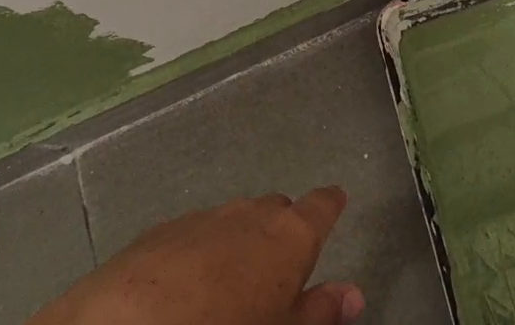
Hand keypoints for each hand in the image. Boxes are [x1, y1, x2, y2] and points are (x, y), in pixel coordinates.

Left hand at [27, 187, 365, 324]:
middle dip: (280, 229)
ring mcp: (203, 218)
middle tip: (278, 265)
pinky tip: (184, 287)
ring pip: (232, 221)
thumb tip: (354, 292)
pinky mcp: (159, 231)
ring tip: (229, 280)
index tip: (336, 202)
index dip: (330, 204)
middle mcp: (251, 213)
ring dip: (237, 242)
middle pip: (276, 209)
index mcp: (290, 234)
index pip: (322, 205)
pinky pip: (192, 235)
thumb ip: (320, 312)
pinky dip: (197, 253)